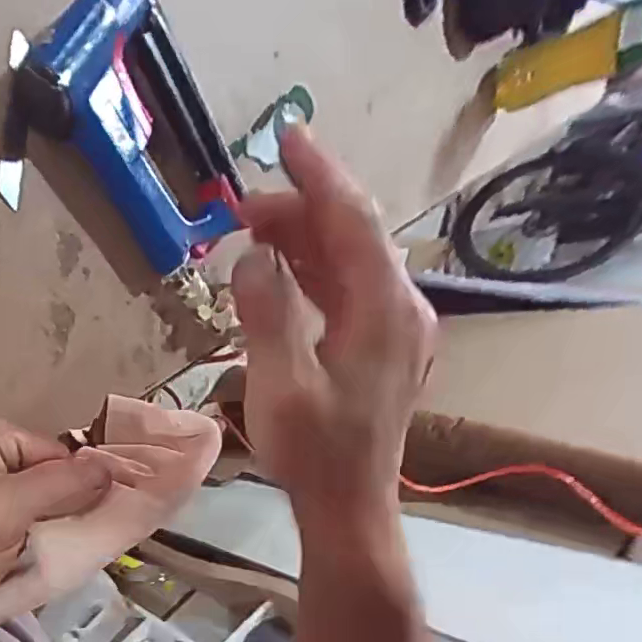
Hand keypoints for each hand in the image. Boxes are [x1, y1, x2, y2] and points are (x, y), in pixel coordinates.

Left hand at [0, 413, 118, 613]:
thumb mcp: (10, 510)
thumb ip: (63, 485)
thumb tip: (112, 466)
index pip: (60, 456)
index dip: (81, 489)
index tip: (94, 526)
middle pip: (49, 476)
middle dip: (61, 509)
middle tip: (65, 543)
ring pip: (35, 501)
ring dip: (45, 527)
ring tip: (44, 552)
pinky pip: (16, 516)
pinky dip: (26, 535)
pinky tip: (24, 556)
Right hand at [232, 124, 436, 520]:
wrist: (349, 504)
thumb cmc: (314, 452)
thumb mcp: (281, 385)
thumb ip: (267, 314)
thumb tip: (250, 258)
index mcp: (383, 310)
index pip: (352, 221)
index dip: (319, 176)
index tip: (288, 137)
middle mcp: (400, 309)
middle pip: (351, 238)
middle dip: (298, 212)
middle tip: (240, 209)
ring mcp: (394, 330)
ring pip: (348, 264)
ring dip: (302, 242)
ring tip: (253, 232)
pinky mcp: (381, 349)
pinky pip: (347, 292)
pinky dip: (312, 274)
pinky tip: (280, 273)